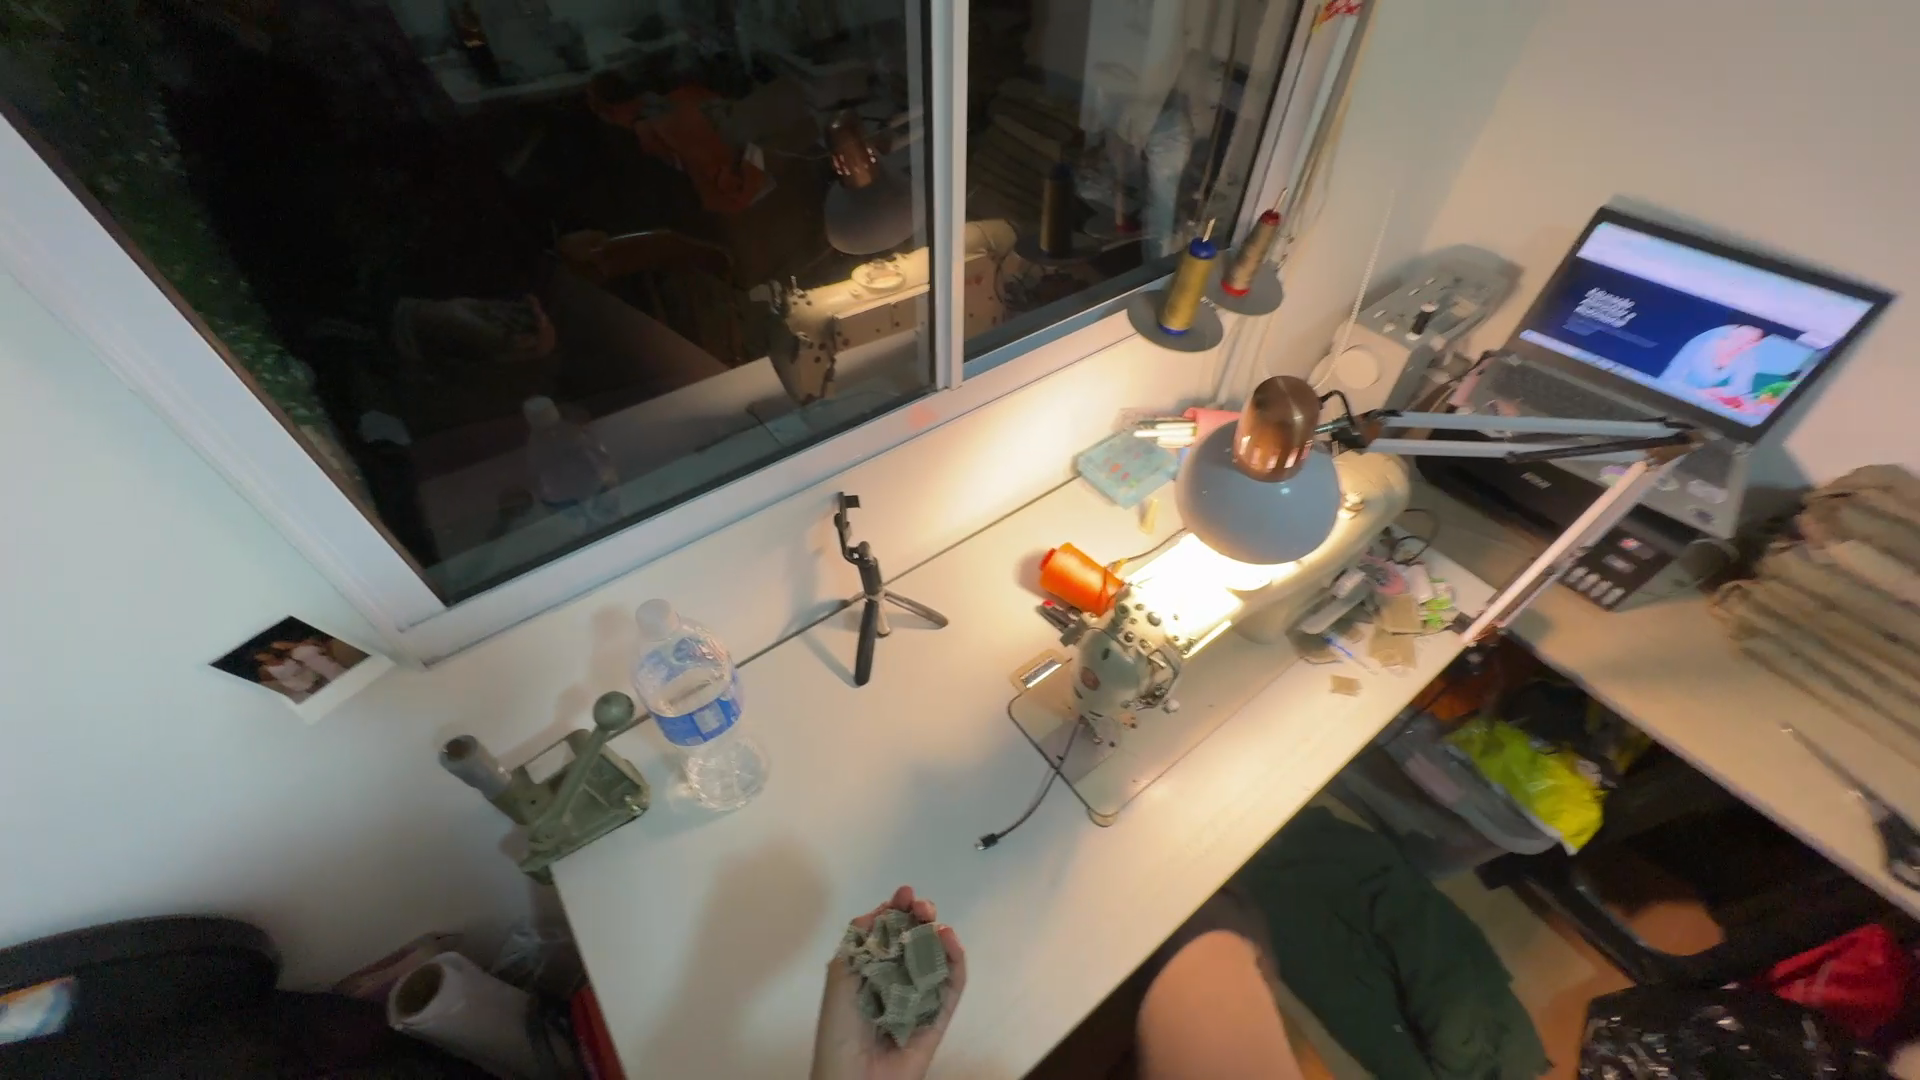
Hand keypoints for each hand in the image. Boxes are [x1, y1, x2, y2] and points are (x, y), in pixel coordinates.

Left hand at [811, 886, 966, 1079]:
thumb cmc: (839, 1028)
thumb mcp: (841, 975)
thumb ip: (859, 939)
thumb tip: (881, 910)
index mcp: (874, 969)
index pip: (891, 932)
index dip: (898, 910)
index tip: (905, 894)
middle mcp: (898, 979)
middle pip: (916, 940)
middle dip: (920, 917)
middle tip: (922, 908)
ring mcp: (920, 996)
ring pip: (937, 958)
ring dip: (939, 934)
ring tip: (934, 920)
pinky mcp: (938, 1016)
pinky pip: (952, 986)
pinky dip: (955, 961)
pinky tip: (948, 940)